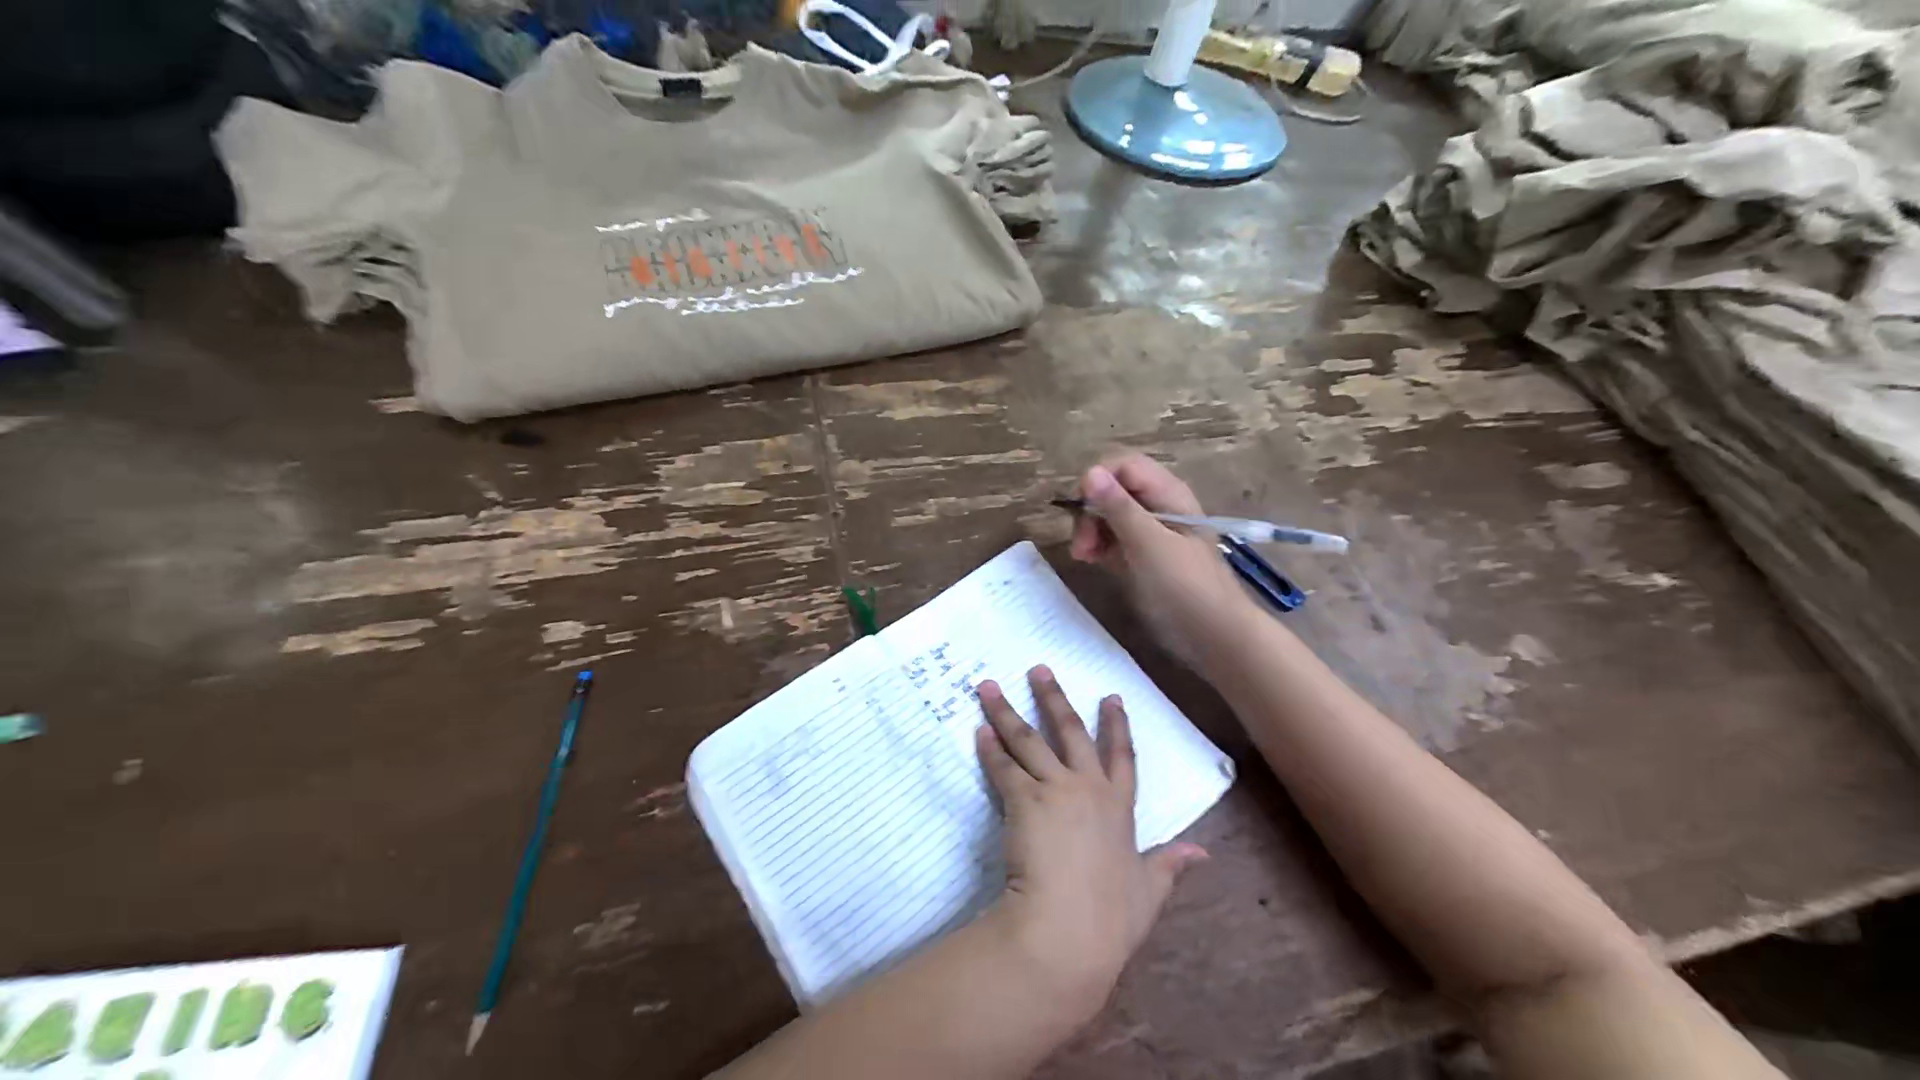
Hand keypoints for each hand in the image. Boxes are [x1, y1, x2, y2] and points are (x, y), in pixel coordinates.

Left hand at [975, 666, 1206, 1016]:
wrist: (1069, 928)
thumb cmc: (1112, 917)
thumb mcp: (1149, 890)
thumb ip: (1171, 865)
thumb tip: (1202, 853)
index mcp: (1120, 808)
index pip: (1122, 757)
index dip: (1117, 725)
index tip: (1111, 696)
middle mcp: (1088, 789)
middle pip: (1070, 732)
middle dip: (1053, 698)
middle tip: (1038, 670)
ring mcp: (1055, 790)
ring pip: (1029, 740)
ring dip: (1007, 712)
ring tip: (989, 687)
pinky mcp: (1023, 800)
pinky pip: (1004, 766)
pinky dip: (990, 748)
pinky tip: (980, 730)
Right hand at [1068, 452, 1252, 666]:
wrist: (1214, 636)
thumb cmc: (1184, 586)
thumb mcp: (1148, 544)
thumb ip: (1119, 508)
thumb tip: (1089, 472)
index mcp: (1167, 493)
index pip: (1122, 465)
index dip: (1097, 481)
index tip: (1082, 511)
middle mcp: (1159, 505)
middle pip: (1113, 489)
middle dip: (1091, 511)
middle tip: (1081, 545)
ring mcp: (1152, 532)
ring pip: (1109, 514)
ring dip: (1091, 530)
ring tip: (1085, 557)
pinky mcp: (1144, 555)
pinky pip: (1114, 537)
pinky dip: (1099, 545)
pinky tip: (1092, 561)